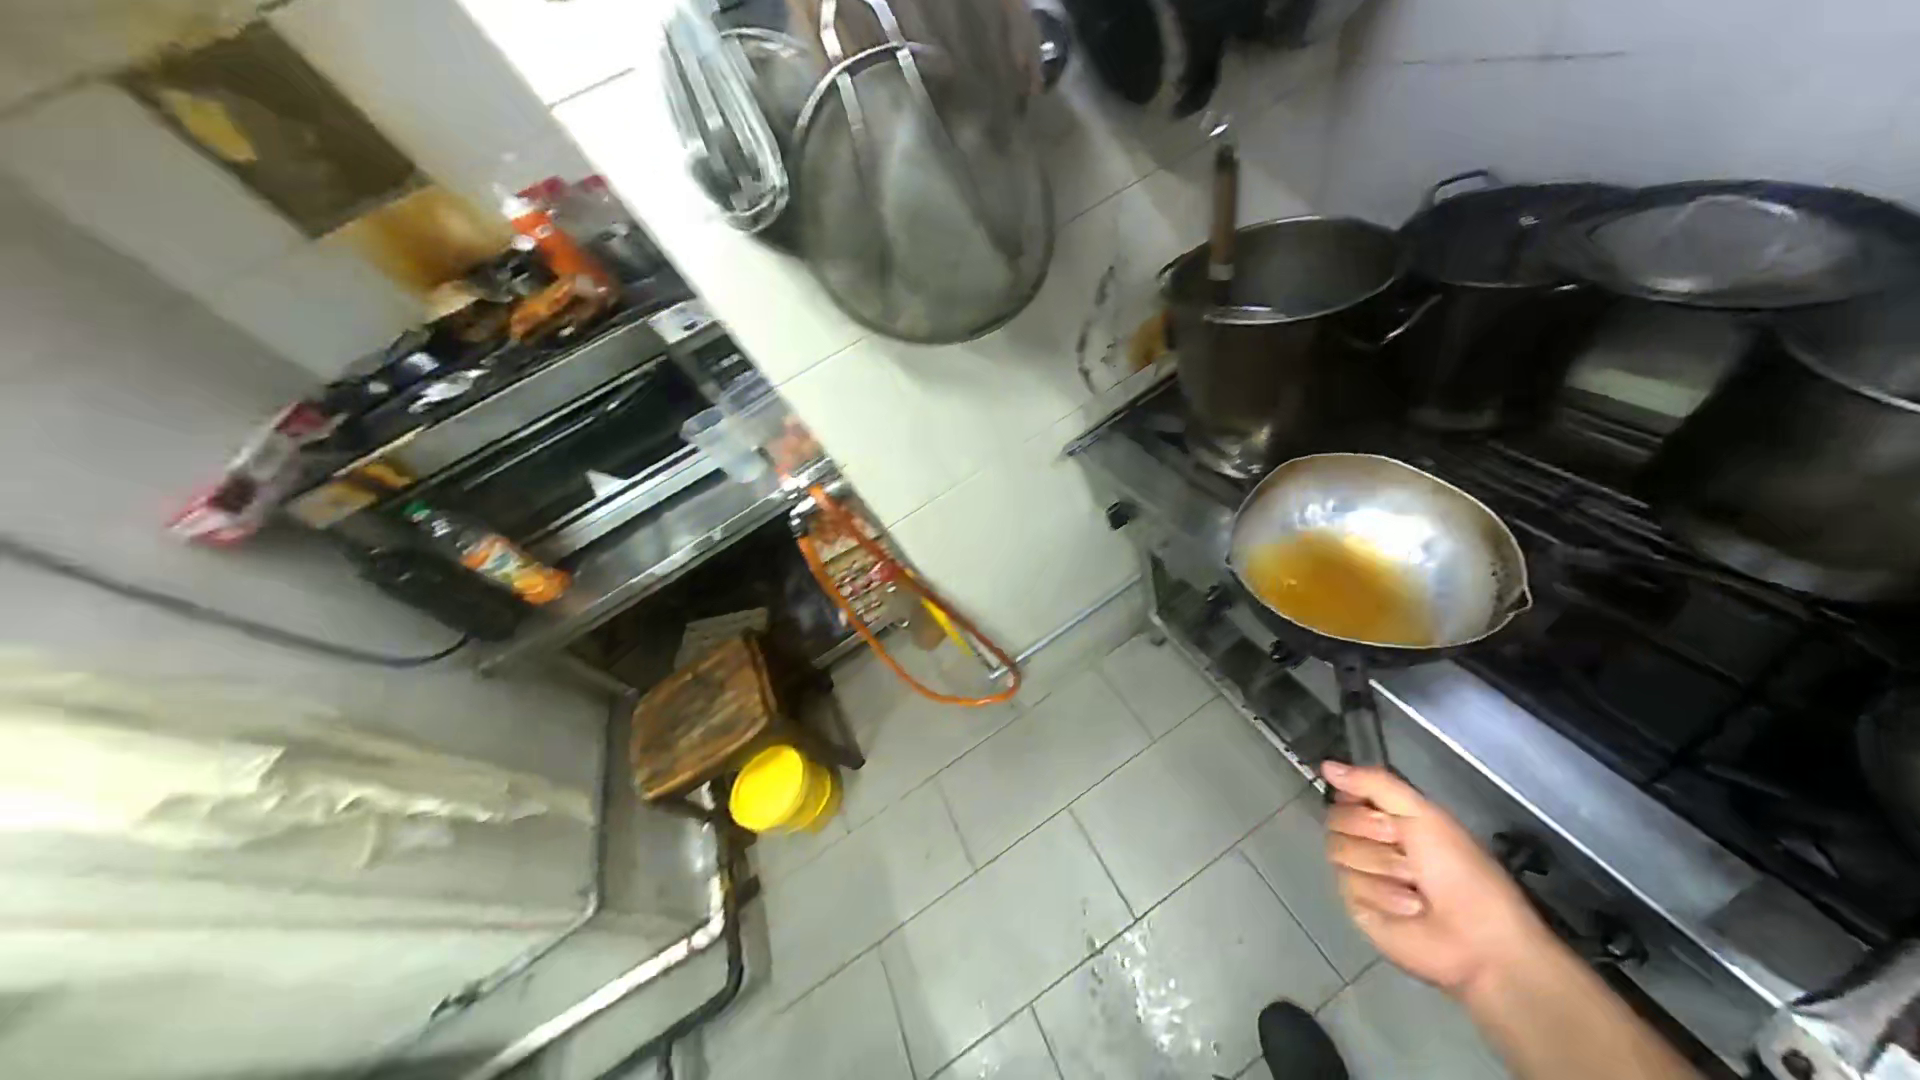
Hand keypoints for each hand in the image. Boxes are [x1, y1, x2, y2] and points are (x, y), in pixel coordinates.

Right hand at [1322, 761, 1554, 999]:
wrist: (1479, 937)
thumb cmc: (1460, 870)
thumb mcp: (1424, 814)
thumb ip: (1374, 783)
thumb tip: (1325, 764)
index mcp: (1386, 817)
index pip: (1343, 795)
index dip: (1356, 802)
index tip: (1384, 813)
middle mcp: (1368, 842)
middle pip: (1334, 821)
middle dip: (1372, 834)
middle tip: (1407, 851)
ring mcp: (1360, 874)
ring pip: (1339, 852)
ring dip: (1383, 868)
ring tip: (1416, 887)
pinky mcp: (1357, 906)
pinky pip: (1349, 886)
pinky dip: (1384, 895)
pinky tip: (1410, 908)